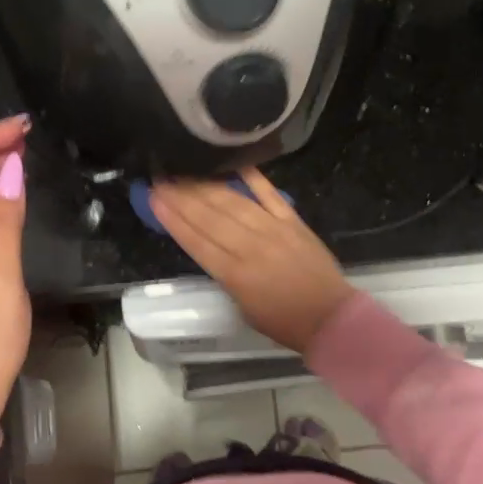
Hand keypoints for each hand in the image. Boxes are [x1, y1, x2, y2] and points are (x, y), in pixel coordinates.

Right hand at [151, 169, 354, 356]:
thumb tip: (209, 245)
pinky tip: (232, 161)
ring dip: (204, 185)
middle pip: (209, 216)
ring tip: (183, 172)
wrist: (329, 318)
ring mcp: (273, 230)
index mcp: (235, 274)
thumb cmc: (282, 322)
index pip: (196, 241)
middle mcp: (251, 247)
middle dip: (181, 196)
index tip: (153, 198)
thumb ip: (225, 274)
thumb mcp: (242, 306)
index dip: (172, 218)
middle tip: (159, 178)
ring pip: (232, 202)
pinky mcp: (293, 221)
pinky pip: (269, 193)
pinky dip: (251, 176)